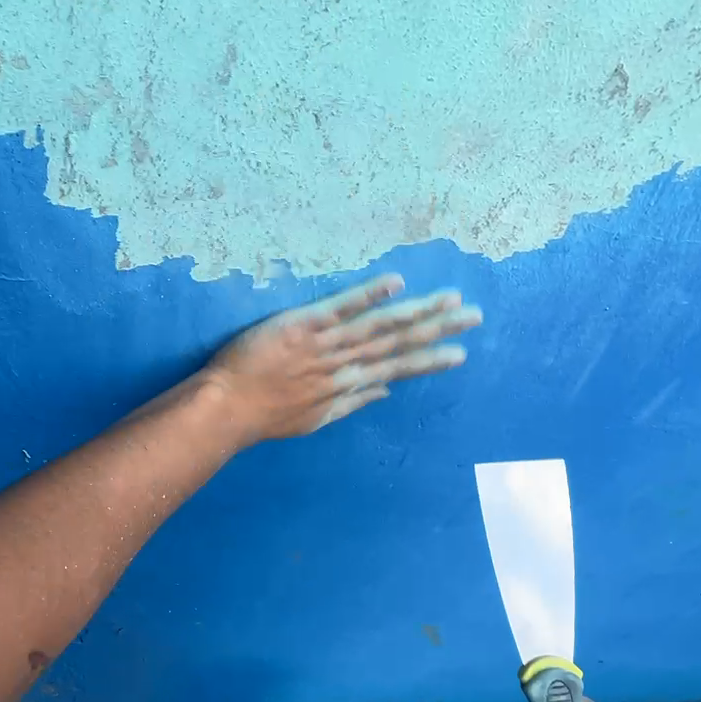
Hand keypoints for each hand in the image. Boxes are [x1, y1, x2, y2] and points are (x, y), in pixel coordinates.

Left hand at [200, 273, 481, 443]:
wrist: (226, 409)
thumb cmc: (264, 415)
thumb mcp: (314, 420)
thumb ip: (351, 403)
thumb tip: (385, 390)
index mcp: (347, 387)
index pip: (396, 368)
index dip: (430, 359)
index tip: (461, 352)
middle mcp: (344, 366)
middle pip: (398, 344)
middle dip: (438, 329)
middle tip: (474, 315)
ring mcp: (325, 345)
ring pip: (379, 327)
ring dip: (417, 311)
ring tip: (450, 299)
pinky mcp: (303, 326)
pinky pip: (341, 308)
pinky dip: (368, 295)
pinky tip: (395, 281)